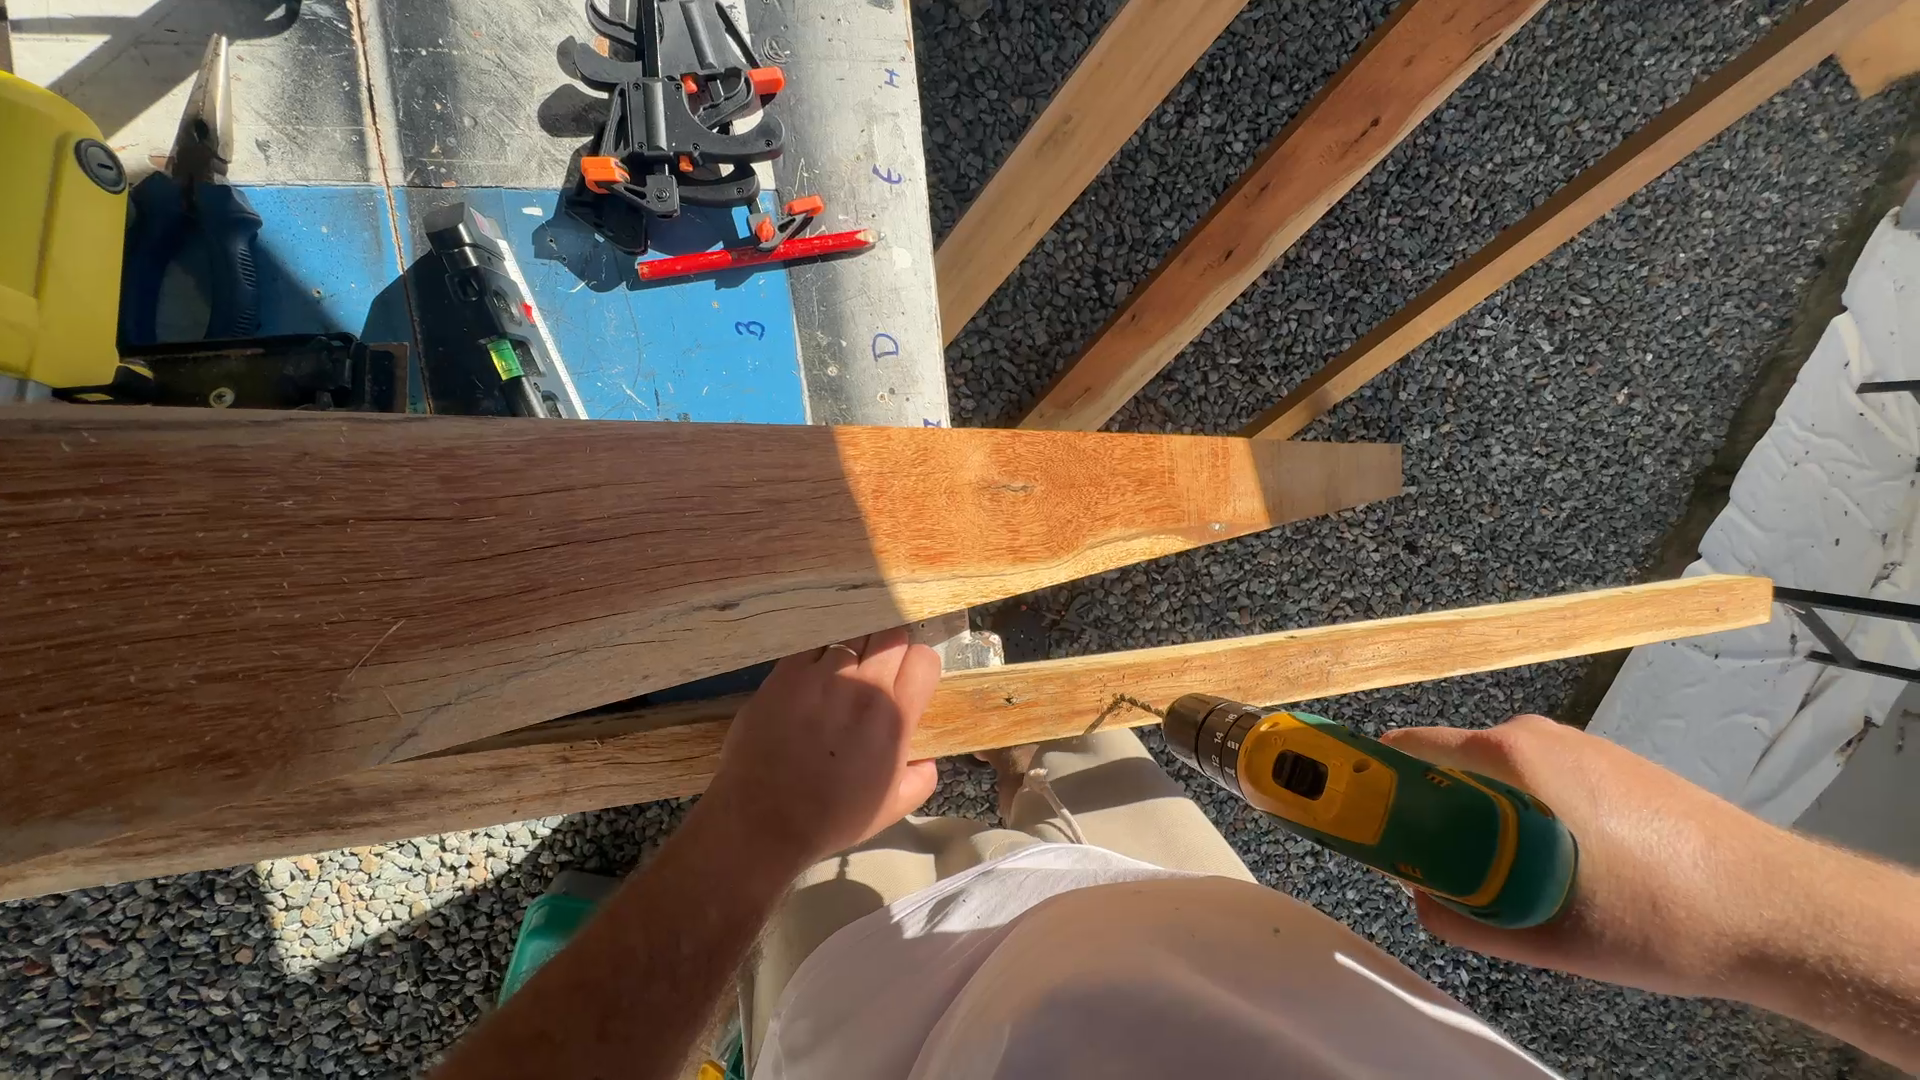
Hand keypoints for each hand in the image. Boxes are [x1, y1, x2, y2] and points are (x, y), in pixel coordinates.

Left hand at [700, 627, 940, 867]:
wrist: (762, 820)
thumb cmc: (831, 818)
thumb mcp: (893, 808)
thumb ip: (921, 778)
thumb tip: (927, 758)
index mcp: (895, 715)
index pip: (924, 658)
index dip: (918, 668)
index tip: (907, 682)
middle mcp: (864, 685)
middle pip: (891, 636)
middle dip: (889, 651)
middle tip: (876, 673)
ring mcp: (822, 675)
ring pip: (852, 636)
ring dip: (853, 651)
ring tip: (841, 675)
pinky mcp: (786, 673)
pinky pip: (813, 645)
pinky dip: (818, 655)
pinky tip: (812, 677)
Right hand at [1380, 715, 1801, 999]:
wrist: (1787, 912)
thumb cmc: (1656, 915)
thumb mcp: (1549, 937)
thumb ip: (1466, 922)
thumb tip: (1417, 901)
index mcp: (1508, 756)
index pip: (1410, 745)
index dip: (1379, 777)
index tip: (1368, 813)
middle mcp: (1534, 734)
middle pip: (1452, 761)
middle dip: (1437, 806)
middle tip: (1447, 861)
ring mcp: (1577, 742)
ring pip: (1498, 771)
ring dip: (1486, 810)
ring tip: (1512, 868)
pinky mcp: (1611, 759)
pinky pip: (1540, 775)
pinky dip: (1528, 807)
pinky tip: (1564, 858)